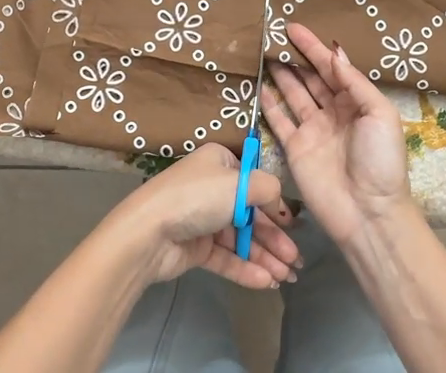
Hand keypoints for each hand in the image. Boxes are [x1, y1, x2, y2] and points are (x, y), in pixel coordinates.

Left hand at [103, 144, 300, 290]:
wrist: (148, 233)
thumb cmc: (197, 198)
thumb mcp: (240, 183)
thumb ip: (269, 189)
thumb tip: (282, 205)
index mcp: (220, 163)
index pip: (255, 183)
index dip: (275, 205)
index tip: (294, 226)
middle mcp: (212, 188)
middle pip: (251, 214)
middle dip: (275, 238)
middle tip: (296, 261)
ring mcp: (203, 220)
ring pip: (241, 239)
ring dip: (265, 257)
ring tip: (287, 277)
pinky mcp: (196, 248)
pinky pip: (227, 258)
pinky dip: (247, 269)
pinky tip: (267, 282)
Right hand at [263, 23, 410, 246]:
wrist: (369, 213)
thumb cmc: (381, 160)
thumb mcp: (380, 114)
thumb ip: (355, 82)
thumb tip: (333, 53)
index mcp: (357, 102)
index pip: (332, 67)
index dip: (313, 47)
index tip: (293, 27)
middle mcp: (334, 113)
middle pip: (311, 78)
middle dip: (295, 57)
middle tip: (273, 36)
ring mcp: (313, 131)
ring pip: (294, 94)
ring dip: (281, 74)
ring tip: (263, 53)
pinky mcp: (295, 149)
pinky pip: (279, 121)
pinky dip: (270, 104)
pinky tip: (259, 86)